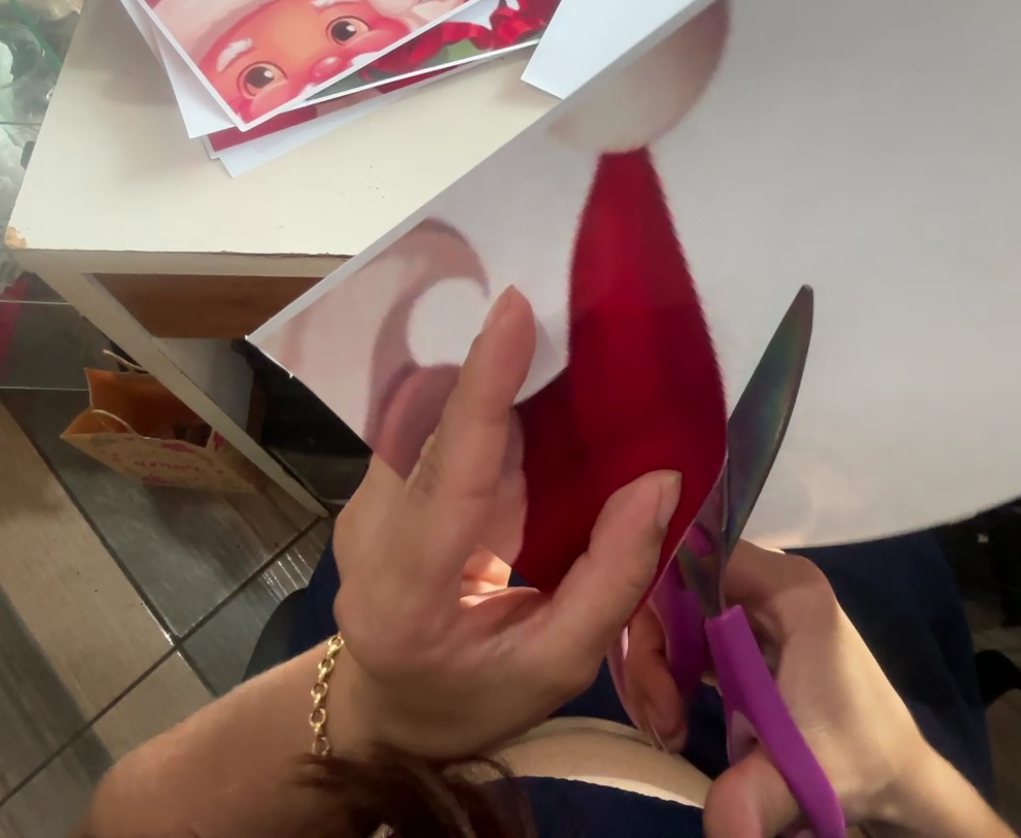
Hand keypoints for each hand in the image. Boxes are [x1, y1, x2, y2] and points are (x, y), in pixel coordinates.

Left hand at [328, 286, 682, 759]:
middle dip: (498, 366)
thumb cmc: (472, 699)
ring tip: (549, 346)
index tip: (513, 309)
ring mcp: (362, 505)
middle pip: (438, 427)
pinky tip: (516, 390)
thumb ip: (611, 578)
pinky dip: (472, 401)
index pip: (453, 470)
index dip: (485, 383)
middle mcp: (372, 532)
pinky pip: (424, 427)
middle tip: (563, 316)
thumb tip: (657, 480)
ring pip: (426, 418)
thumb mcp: (559, 665)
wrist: (383, 710)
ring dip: (487, 379)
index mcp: (412, 588)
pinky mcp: (373, 488)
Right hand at [623, 542, 946, 836]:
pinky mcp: (742, 631)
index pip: (692, 559)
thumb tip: (720, 830)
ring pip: (672, 610)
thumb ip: (756, 792)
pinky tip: (670, 714)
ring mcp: (751, 604)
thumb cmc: (859, 755)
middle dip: (652, 650)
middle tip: (659, 717)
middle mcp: (764, 580)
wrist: (895, 778)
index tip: (651, 669)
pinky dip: (666, 669)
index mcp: (784, 585)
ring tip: (666, 726)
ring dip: (655, 665)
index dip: (658, 603)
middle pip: (675, 586)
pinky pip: (683, 631)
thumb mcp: (805, 770)